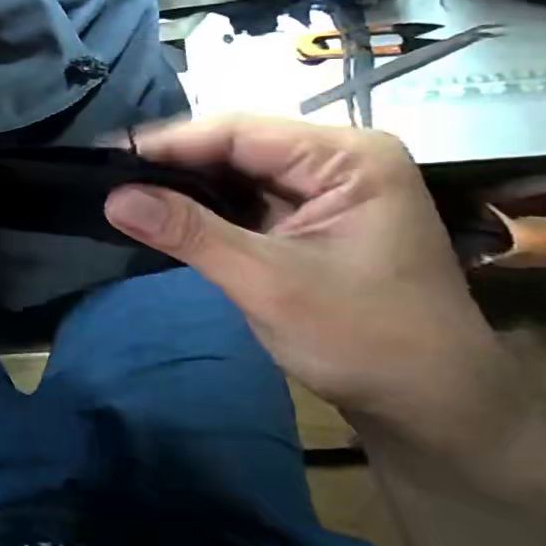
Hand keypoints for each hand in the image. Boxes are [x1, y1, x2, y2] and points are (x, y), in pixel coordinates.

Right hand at [103, 117, 524, 456]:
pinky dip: (216, 213)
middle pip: (243, 148)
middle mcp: (343, 160)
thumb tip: (115, 198)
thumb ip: (191, 233)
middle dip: (179, 165)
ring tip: (131, 193)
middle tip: (112, 177)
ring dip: (194, 189)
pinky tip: (176, 216)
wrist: (435, 413)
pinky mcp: (321, 222)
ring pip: (246, 176)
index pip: (241, 132)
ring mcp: (334, 192)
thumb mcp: (268, 283)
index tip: (110, 155)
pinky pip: (257, 204)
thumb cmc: (364, 341)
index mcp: (348, 155)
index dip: (172, 143)